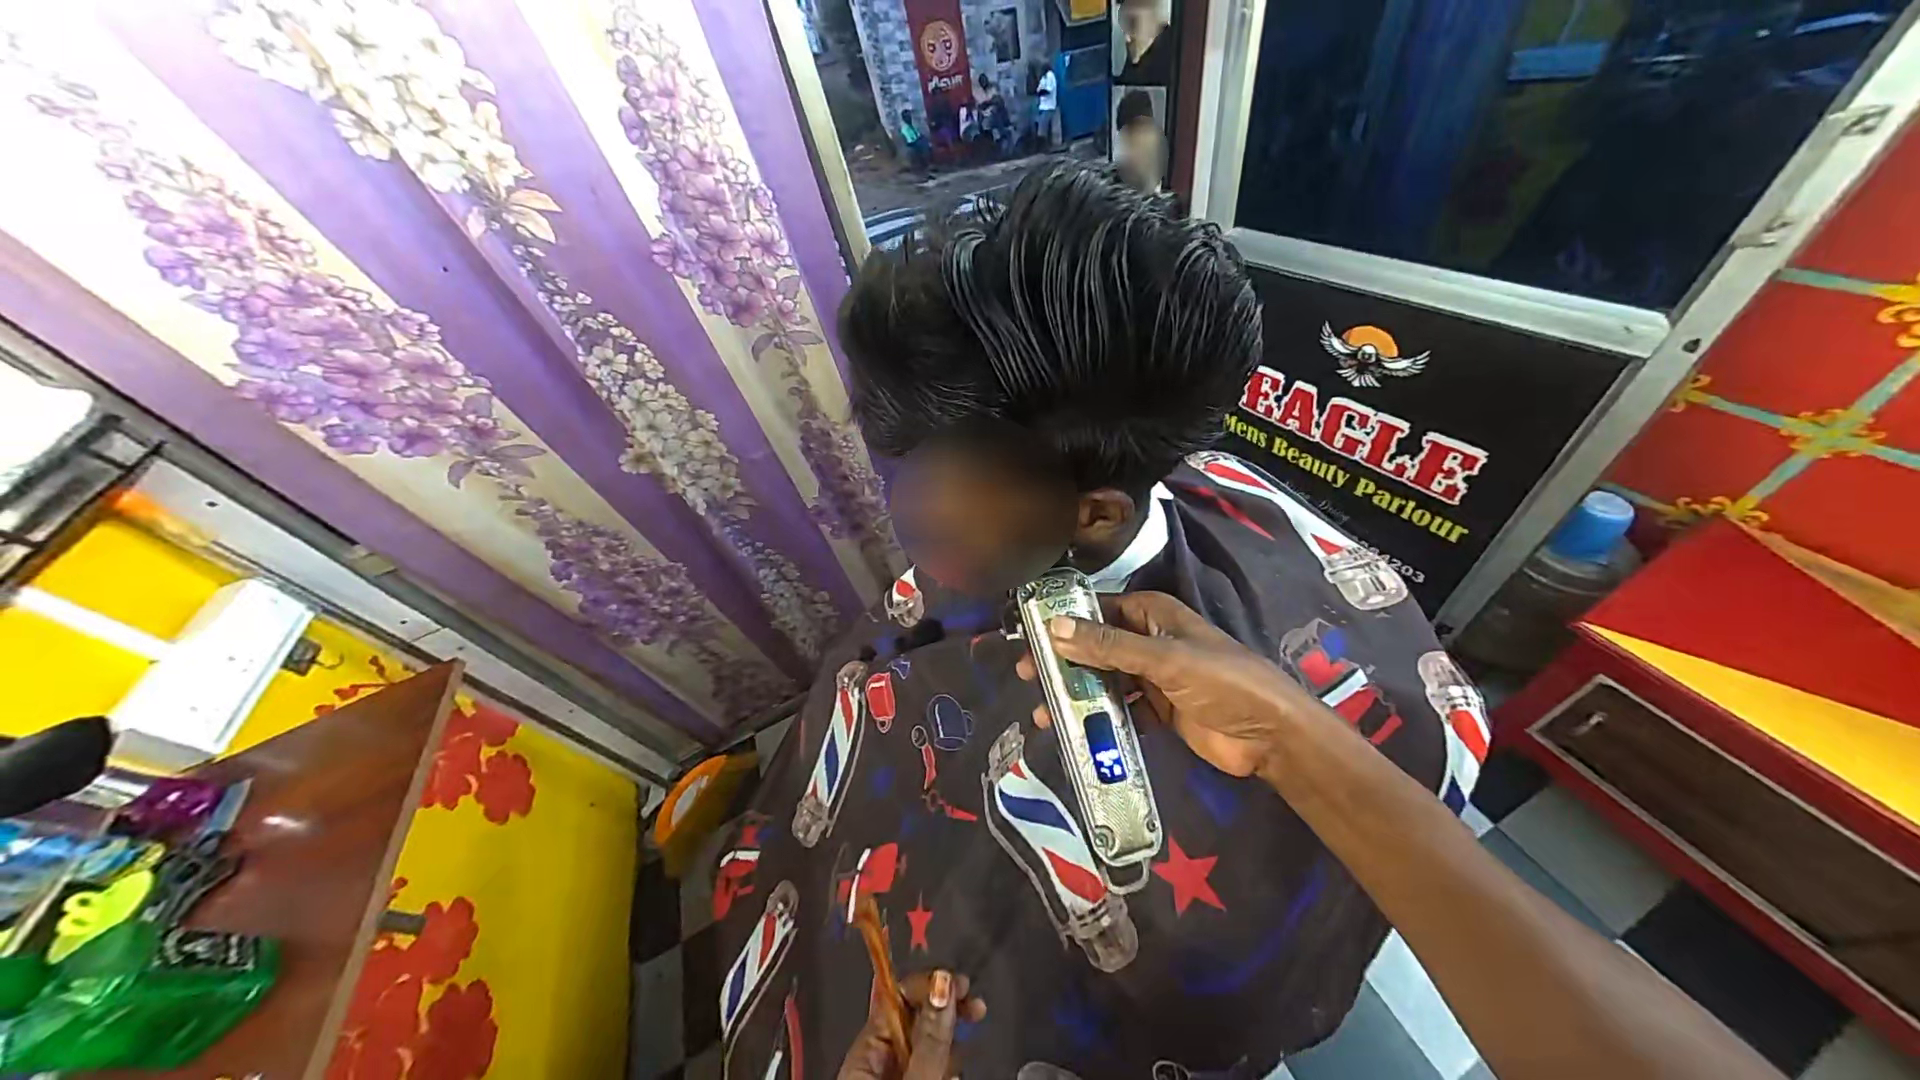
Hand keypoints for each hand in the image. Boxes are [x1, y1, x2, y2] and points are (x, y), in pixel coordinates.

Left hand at [837, 969, 987, 1079]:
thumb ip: (930, 1038)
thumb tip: (944, 981)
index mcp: (865, 1052)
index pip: (895, 996)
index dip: (928, 983)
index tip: (960, 983)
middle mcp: (876, 1062)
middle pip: (914, 1019)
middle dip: (946, 1008)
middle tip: (977, 1007)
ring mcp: (893, 1076)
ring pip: (925, 1046)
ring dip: (950, 1041)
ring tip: (969, 1045)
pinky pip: (927, 1068)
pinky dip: (945, 1065)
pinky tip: (957, 1070)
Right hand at [1016, 591, 1308, 777]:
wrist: (1270, 735)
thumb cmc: (1221, 681)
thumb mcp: (1163, 658)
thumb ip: (1108, 645)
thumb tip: (1055, 629)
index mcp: (1153, 615)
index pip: (1099, 609)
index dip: (1064, 620)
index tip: (1030, 636)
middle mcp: (1148, 641)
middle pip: (1095, 646)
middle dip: (1063, 661)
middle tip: (1029, 676)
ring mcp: (1153, 676)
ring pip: (1104, 679)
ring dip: (1076, 694)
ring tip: (1044, 711)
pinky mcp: (1157, 709)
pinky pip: (1119, 709)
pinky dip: (1098, 719)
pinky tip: (1074, 731)